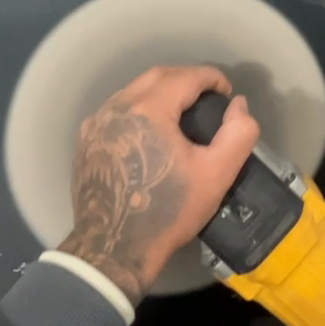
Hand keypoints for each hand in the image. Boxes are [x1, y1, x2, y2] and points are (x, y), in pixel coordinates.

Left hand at [56, 66, 259, 303]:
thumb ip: (238, 133)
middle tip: (207, 98)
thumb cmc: (169, 210)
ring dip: (161, 93)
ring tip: (182, 112)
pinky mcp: (86, 141)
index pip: (185, 76)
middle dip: (186, 79)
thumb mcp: (217, 174)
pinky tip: (151, 132)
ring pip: (134, 91)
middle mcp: (117, 107)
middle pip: (157, 77)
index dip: (211, 78)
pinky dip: (138, 109)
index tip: (226, 92)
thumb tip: (238, 104)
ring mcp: (96, 124)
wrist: (113, 249)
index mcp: (148, 110)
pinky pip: (116, 111)